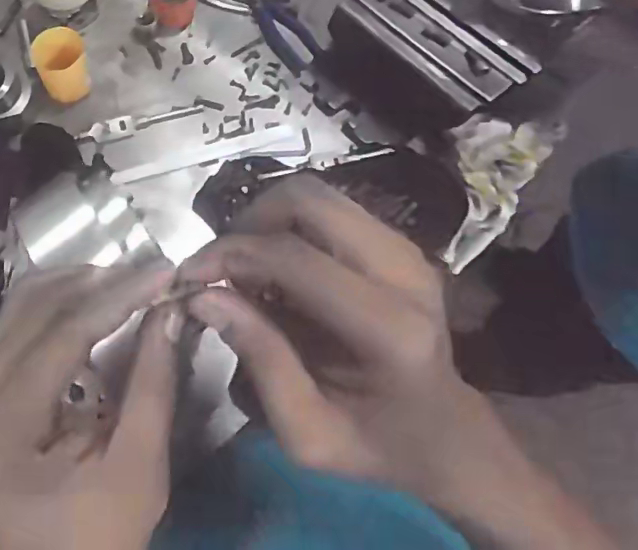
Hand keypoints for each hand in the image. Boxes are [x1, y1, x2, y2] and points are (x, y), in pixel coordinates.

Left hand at [0, 264, 183, 549]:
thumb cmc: (94, 536)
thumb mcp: (136, 471)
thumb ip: (152, 386)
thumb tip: (169, 310)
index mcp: (2, 420)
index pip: (65, 331)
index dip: (120, 296)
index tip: (164, 272)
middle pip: (40, 304)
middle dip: (102, 282)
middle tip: (152, 274)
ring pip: (26, 300)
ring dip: (81, 284)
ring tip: (130, 282)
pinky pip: (21, 317)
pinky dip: (63, 301)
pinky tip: (99, 301)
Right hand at [176, 176, 479, 503]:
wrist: (444, 432)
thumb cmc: (375, 445)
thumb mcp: (308, 434)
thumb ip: (260, 361)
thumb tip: (205, 296)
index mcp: (390, 329)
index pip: (296, 258)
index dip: (233, 254)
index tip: (193, 274)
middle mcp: (404, 270)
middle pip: (307, 200)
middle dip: (249, 221)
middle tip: (223, 264)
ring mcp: (404, 247)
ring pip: (315, 192)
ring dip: (267, 216)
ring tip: (247, 262)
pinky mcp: (396, 238)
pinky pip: (326, 206)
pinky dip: (287, 222)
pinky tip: (276, 261)